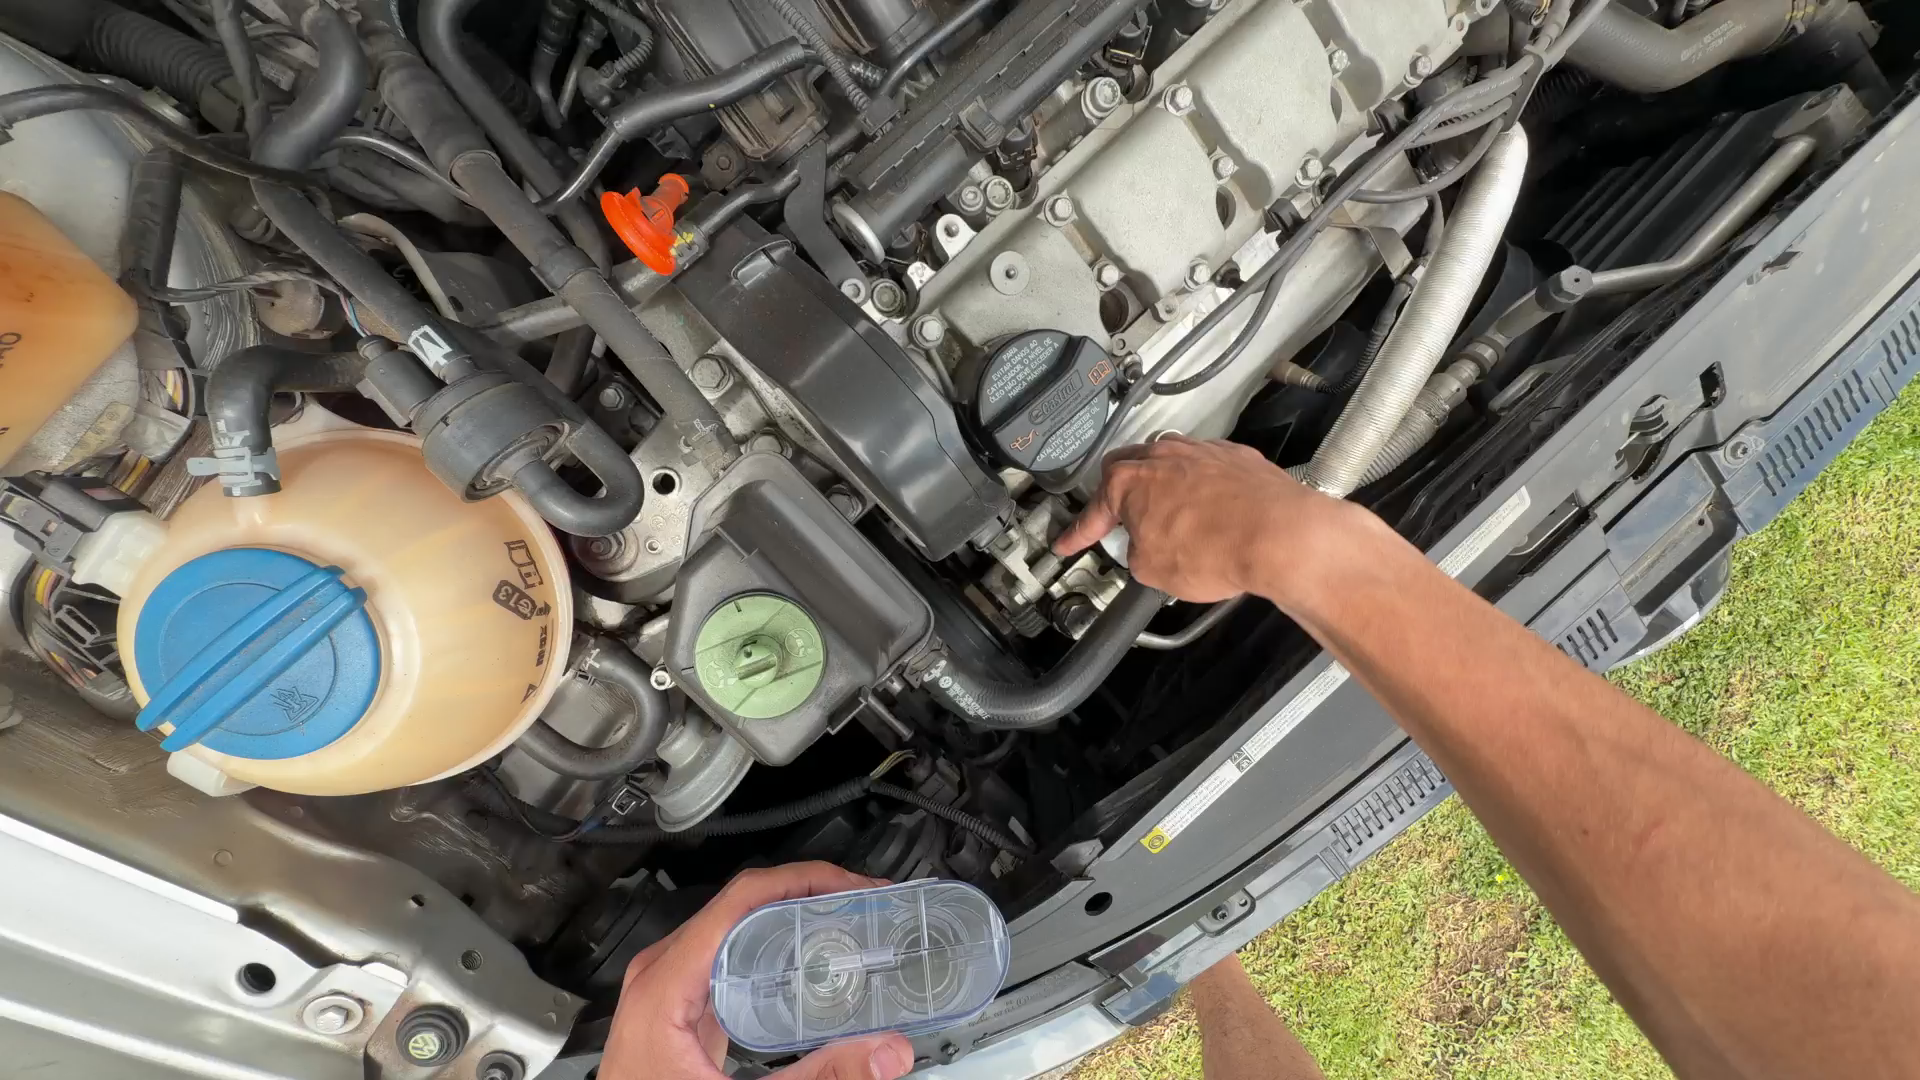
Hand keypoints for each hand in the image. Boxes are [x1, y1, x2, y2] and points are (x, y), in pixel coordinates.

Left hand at [601, 862, 914, 1079]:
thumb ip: (819, 1076)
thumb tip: (886, 1053)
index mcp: (667, 981)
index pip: (743, 898)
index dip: (803, 879)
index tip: (849, 885)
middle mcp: (663, 969)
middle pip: (744, 900)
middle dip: (809, 889)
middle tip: (860, 899)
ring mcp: (668, 981)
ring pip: (738, 918)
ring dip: (792, 908)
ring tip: (842, 915)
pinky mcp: (679, 999)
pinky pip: (731, 945)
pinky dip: (774, 936)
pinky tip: (806, 951)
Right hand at [1053, 435, 1349, 604]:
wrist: (1282, 537)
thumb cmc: (1218, 548)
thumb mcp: (1152, 571)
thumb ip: (1136, 555)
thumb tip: (1143, 552)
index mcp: (1130, 480)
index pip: (1093, 510)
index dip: (1078, 533)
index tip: (1069, 542)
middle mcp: (1163, 456)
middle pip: (1127, 470)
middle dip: (1120, 497)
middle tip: (1123, 527)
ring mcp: (1203, 452)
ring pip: (1169, 463)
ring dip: (1164, 489)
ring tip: (1174, 523)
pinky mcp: (1238, 458)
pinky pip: (1208, 469)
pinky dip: (1202, 489)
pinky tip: (1212, 515)